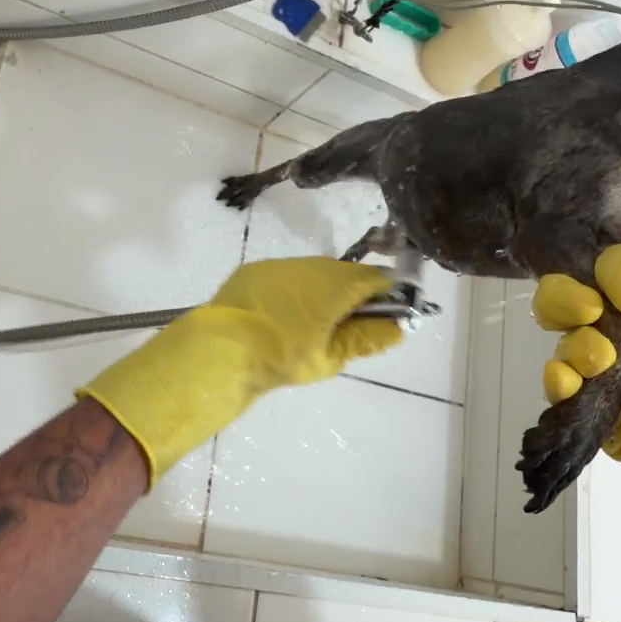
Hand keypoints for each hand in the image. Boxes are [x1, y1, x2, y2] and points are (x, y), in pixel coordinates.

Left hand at [79, 258, 403, 483]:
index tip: (385, 317)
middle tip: (345, 328)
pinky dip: (292, 292)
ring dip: (321, 292)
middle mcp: (311, 265)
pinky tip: (282, 318)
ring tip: (311, 326)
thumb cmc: (282, 356)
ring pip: (313, 273)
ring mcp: (280, 264)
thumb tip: (398, 328)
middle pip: (344, 274)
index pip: (376, 279)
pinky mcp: (254, 270)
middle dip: (351, 295)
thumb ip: (367, 339)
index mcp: (336, 284)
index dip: (386, 296)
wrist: (222, 349)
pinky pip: (286, 277)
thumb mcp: (331, 357)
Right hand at [533, 231, 620, 621]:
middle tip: (596, 312)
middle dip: (571, 296)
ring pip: (563, 335)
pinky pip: (559, 383)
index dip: (619, 272)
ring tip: (602, 362)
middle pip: (574, 292)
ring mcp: (610, 367)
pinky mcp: (595, 405)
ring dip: (572, 340)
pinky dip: (556, 378)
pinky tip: (569, 381)